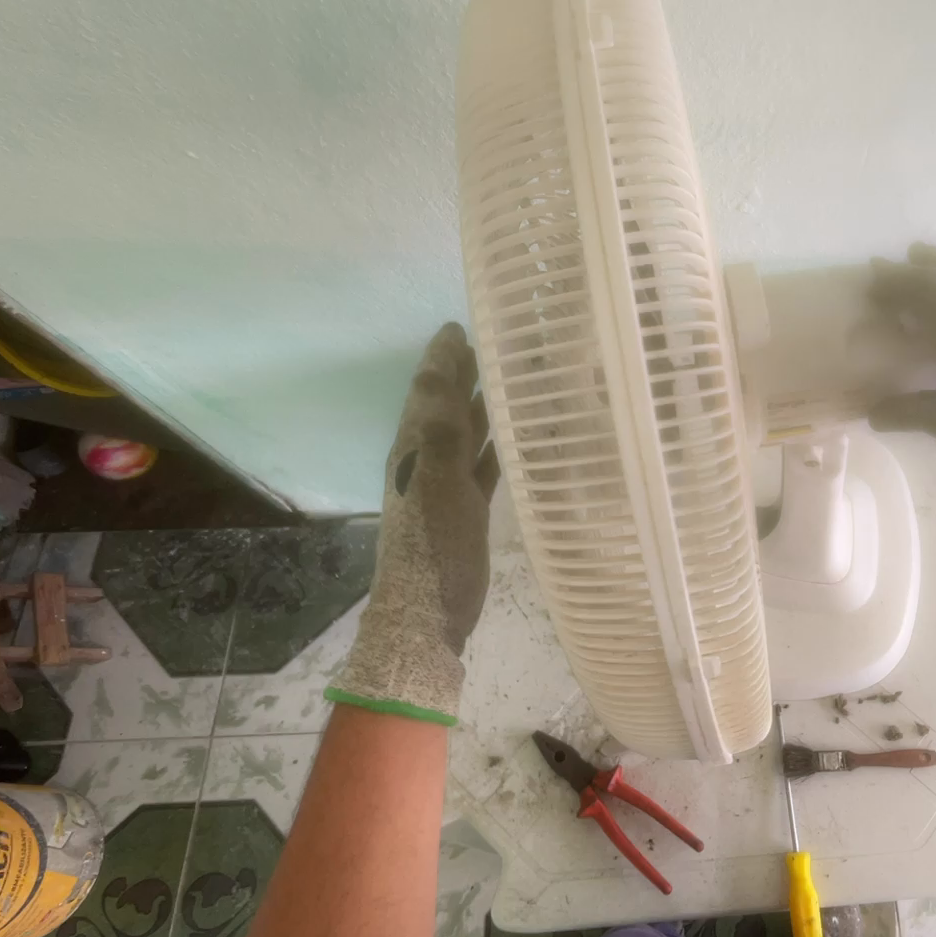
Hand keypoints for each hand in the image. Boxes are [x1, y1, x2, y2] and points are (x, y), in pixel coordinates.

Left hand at [326, 323, 499, 723]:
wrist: (429, 610)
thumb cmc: (432, 545)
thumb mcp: (436, 480)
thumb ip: (441, 425)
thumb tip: (443, 366)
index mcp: (416, 447)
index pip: (429, 391)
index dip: (443, 359)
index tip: (462, 325)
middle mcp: (429, 459)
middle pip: (449, 406)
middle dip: (467, 375)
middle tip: (497, 345)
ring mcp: (449, 485)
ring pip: (470, 433)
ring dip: (487, 407)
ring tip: (513, 380)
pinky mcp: (469, 508)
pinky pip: (486, 464)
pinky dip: (500, 446)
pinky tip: (520, 438)